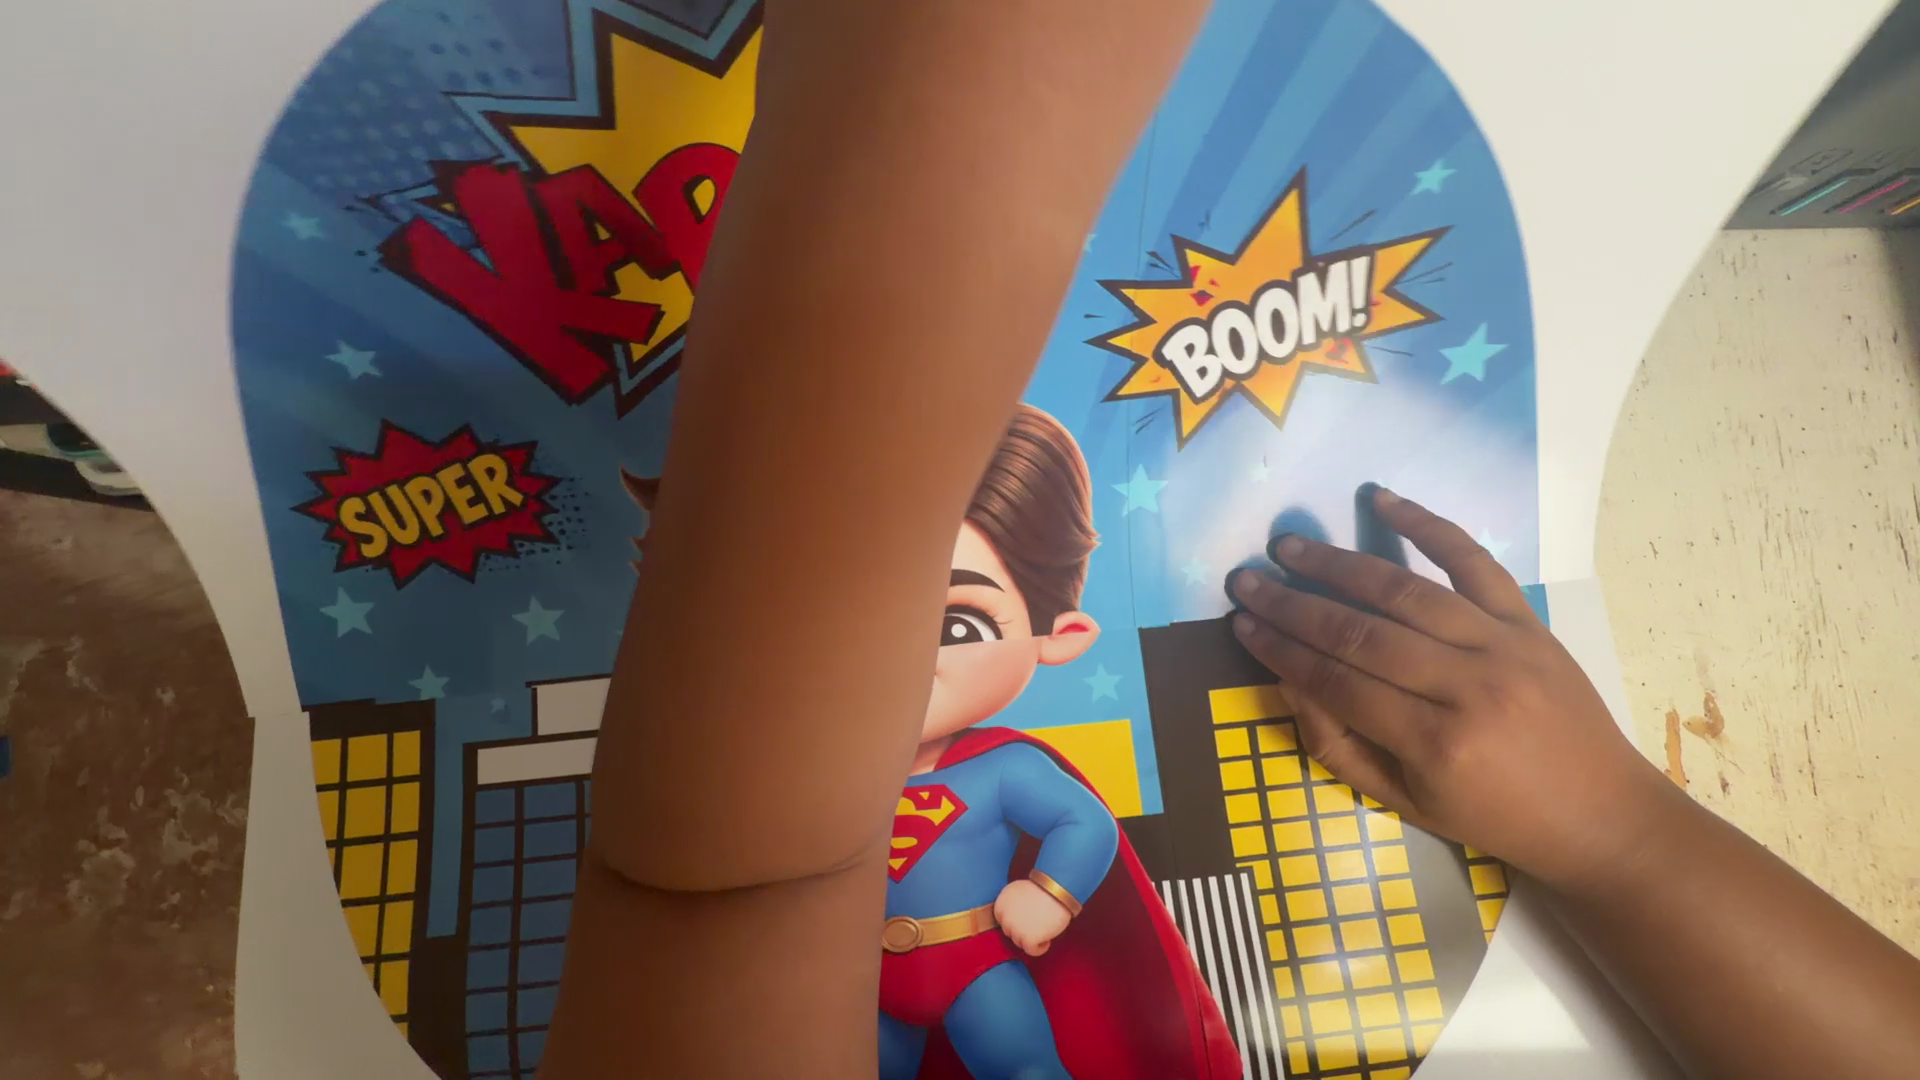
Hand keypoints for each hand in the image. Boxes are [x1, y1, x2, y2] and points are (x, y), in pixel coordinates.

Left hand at [995, 878, 1072, 955]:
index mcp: (1001, 903)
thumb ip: (1012, 904)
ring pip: (1019, 942)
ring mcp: (1015, 929)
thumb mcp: (1020, 891)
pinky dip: (1039, 948)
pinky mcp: (1027, 939)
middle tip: (1035, 924)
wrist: (1057, 890)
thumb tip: (1015, 916)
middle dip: (1021, 929)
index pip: (1001, 919)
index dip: (1014, 920)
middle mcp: (1005, 917)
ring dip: (1030, 939)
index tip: (1024, 919)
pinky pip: (1031, 951)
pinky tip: (1047, 941)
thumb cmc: (1044, 888)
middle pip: (1009, 931)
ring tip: (1043, 930)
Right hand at [1227, 488, 1686, 892]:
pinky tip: (1381, 500)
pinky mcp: (1527, 621)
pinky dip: (1427, 525)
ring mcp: (1503, 646)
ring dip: (1336, 564)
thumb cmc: (1491, 815)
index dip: (1280, 650)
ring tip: (1287, 546)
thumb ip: (1334, 743)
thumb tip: (1286, 679)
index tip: (1240, 623)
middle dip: (1292, 604)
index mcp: (1435, 743)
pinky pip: (1473, 562)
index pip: (1336, 681)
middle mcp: (1468, 687)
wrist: (1603, 814)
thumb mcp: (1401, 802)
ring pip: (1403, 592)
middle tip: (1245, 580)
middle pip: (1360, 632)